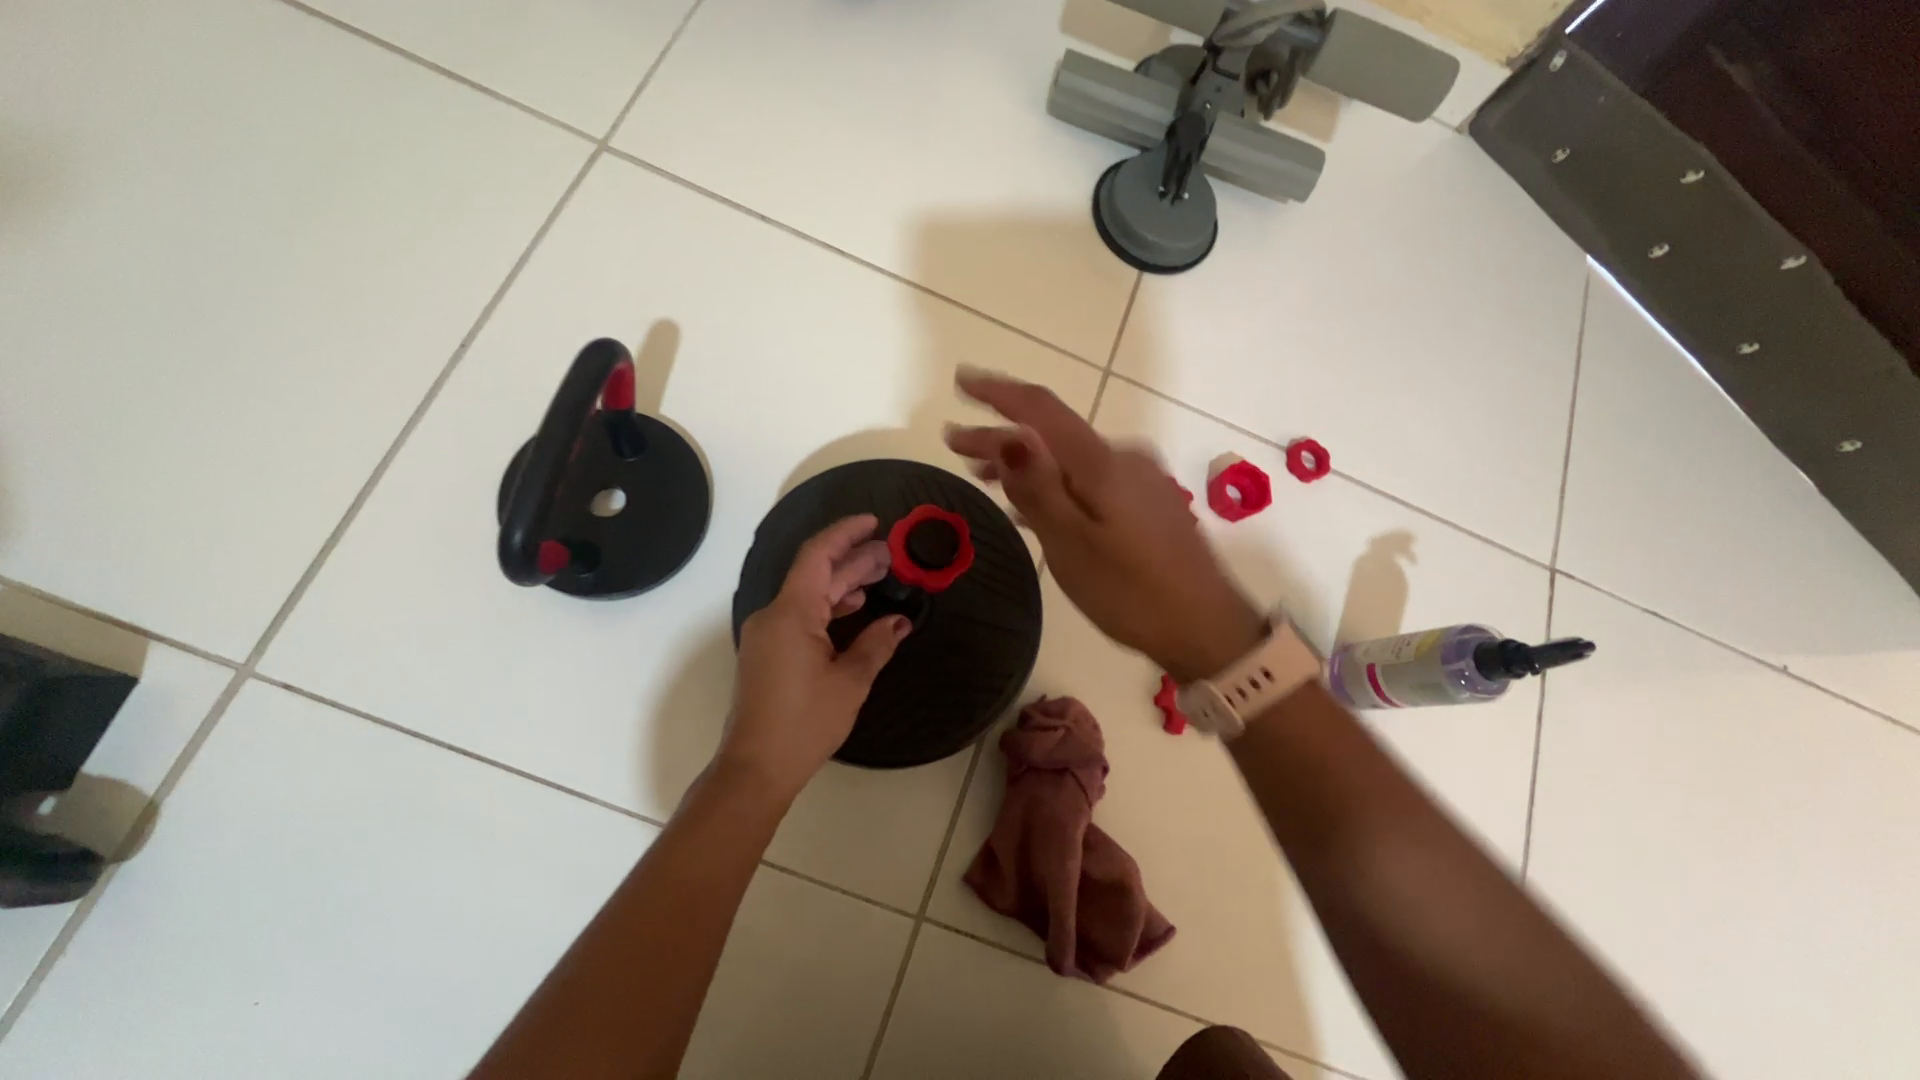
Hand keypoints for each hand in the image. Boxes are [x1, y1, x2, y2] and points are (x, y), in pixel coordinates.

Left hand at [723, 515, 913, 800]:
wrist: (756, 767)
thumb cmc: (804, 723)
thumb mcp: (849, 682)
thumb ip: (876, 644)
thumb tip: (899, 622)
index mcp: (791, 613)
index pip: (818, 555)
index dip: (846, 533)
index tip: (874, 522)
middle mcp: (773, 615)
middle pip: (815, 573)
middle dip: (853, 560)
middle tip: (891, 553)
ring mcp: (767, 634)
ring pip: (808, 595)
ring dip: (842, 583)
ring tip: (880, 576)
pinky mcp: (768, 653)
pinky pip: (799, 616)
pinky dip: (828, 607)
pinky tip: (854, 608)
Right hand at [945, 368, 1265, 682]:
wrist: (1206, 629)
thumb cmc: (1130, 592)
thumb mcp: (1071, 544)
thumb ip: (1038, 487)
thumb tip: (1008, 436)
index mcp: (1101, 462)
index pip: (1041, 410)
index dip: (997, 393)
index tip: (960, 382)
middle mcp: (1122, 459)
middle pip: (1052, 435)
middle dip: (1001, 437)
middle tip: (955, 446)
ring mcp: (1138, 482)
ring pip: (1068, 460)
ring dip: (1025, 464)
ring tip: (982, 476)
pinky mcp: (1147, 506)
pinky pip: (1087, 482)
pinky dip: (1054, 487)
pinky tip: (1031, 507)